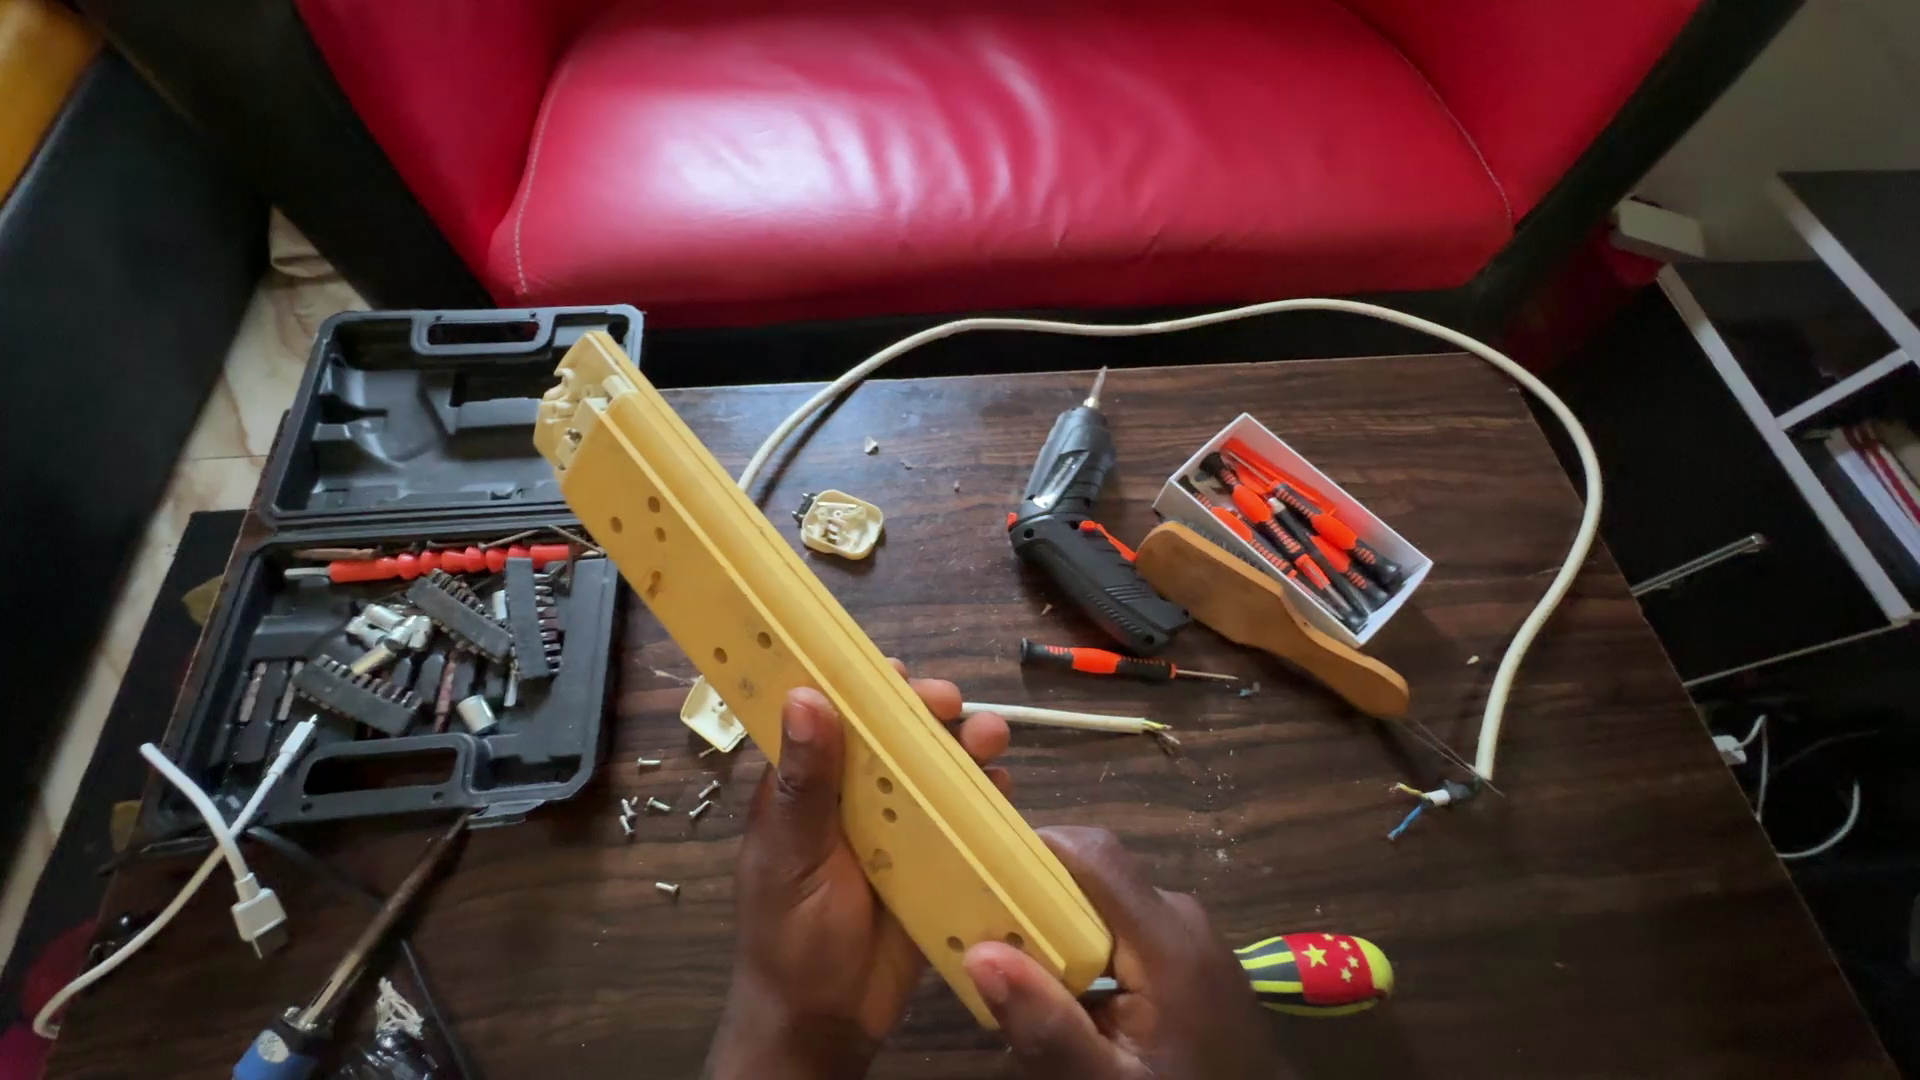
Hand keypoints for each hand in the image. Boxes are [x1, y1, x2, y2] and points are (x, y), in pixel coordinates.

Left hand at [705, 663, 1009, 1079]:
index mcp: (810, 783)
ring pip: (934, 767)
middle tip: (952, 702)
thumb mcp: (791, 856)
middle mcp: (855, 793)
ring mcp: (897, 824)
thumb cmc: (791, 937)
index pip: (835, 715)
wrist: (825, 1024)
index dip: (863, 686)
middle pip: (895, 734)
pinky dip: (985, 795)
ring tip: (991, 737)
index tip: (895, 673)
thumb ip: (805, 782)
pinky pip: (962, 815)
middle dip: (926, 710)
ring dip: (965, 744)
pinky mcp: (932, 856)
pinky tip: (1003, 788)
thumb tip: (805, 695)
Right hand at [963, 827, 1288, 1079]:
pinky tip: (1069, 986)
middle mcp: (1181, 916)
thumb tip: (980, 955)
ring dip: (1061, 921)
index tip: (984, 867)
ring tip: (1021, 963)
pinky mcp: (1190, 950)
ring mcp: (1191, 931)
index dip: (1037, 847)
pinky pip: (1127, 923)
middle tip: (990, 930)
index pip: (1095, 855)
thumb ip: (1049, 1029)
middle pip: (1096, 874)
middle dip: (1039, 893)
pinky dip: (1089, 940)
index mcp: (1167, 939)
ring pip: (1108, 899)